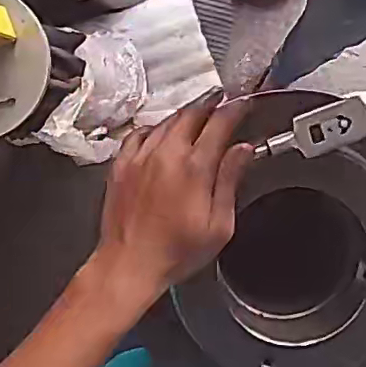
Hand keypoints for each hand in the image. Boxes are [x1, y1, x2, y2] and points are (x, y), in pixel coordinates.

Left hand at [88, 90, 253, 306]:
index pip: (219, 123)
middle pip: (192, 113)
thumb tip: (243, 150)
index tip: (244, 104)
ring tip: (198, 113)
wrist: (129, 264)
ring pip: (166, 120)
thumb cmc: (175, 252)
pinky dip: (155, 127)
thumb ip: (230, 180)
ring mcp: (140, 157)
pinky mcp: (121, 165)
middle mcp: (166, 155)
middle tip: (222, 101)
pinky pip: (139, 133)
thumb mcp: (218, 224)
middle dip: (211, 103)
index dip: (235, 109)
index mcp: (194, 168)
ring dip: (186, 113)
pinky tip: (161, 132)